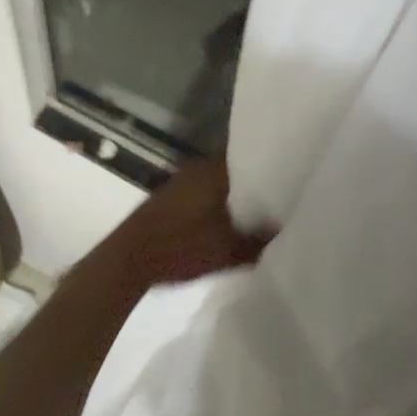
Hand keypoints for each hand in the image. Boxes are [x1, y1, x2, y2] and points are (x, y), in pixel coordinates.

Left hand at [103, 157, 272, 289]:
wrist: (128, 260)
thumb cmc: (179, 248)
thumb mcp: (226, 252)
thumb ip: (257, 240)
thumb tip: (279, 227)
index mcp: (213, 170)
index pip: (250, 156)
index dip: (270, 166)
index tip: (288, 176)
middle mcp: (196, 169)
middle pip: (234, 170)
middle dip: (254, 184)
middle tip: (279, 197)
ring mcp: (179, 182)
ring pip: (216, 184)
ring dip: (233, 196)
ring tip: (258, 212)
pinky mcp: (167, 198)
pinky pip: (201, 194)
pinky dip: (214, 205)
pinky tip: (226, 222)